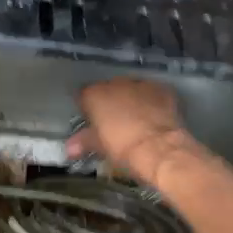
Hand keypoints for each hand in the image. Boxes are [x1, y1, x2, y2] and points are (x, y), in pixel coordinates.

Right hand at [65, 78, 199, 187]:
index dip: (87, 109)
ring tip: (136, 119)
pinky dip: (151, 102)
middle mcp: (115, 83)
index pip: (83, 96)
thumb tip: (70, 148)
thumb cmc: (122, 147)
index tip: (91, 122)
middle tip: (113, 123)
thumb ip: (83, 142)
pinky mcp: (163, 89)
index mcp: (94, 95)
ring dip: (131, 100)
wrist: (160, 148)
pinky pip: (152, 93)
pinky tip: (154, 116)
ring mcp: (140, 84)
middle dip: (110, 102)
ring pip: (131, 89)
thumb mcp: (99, 147)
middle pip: (108, 89)